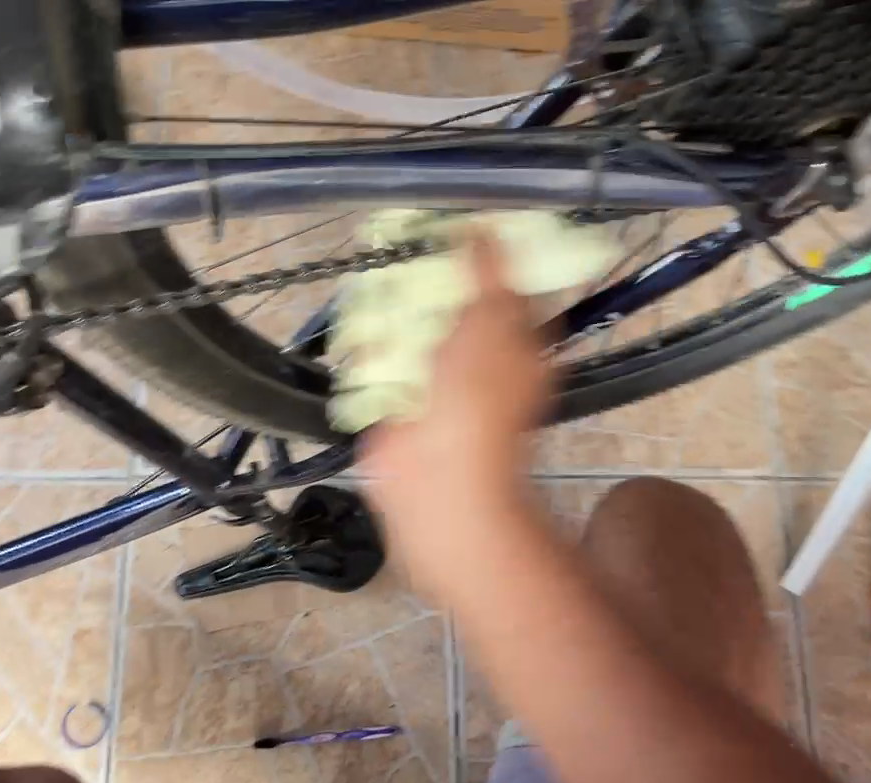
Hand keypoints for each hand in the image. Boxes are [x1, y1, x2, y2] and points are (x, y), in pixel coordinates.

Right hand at [360, 231, 552, 600]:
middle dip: (428, 274)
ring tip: (379, 264)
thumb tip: (483, 227)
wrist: (435, 475)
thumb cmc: (479, 401)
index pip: (504, 286)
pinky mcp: (393, 398)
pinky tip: (358, 311)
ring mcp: (431, 378)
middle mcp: (473, 357)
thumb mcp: (494, 321)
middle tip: (406, 236)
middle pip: (450, 301)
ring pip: (410, 326)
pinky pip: (377, 359)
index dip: (487, 253)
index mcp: (512, 342)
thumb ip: (489, 272)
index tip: (459, 218)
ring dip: (393, 303)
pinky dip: (367, 340)